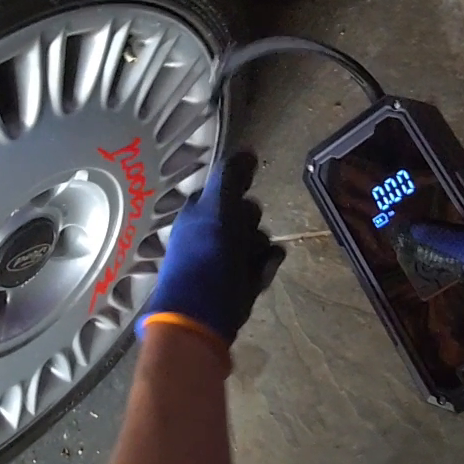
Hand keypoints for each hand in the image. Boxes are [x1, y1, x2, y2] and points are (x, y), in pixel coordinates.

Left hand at [139, 152, 282, 352]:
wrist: (199, 314)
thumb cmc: (206, 254)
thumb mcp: (217, 206)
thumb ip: (231, 176)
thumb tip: (247, 150)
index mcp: (198, 212)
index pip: (227, 189)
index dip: (239, 190)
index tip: (245, 195)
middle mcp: (209, 232)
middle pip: (246, 214)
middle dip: (251, 223)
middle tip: (243, 234)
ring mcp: (224, 258)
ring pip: (257, 239)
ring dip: (259, 247)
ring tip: (251, 261)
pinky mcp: (240, 282)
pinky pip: (263, 263)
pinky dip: (264, 266)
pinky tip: (260, 273)